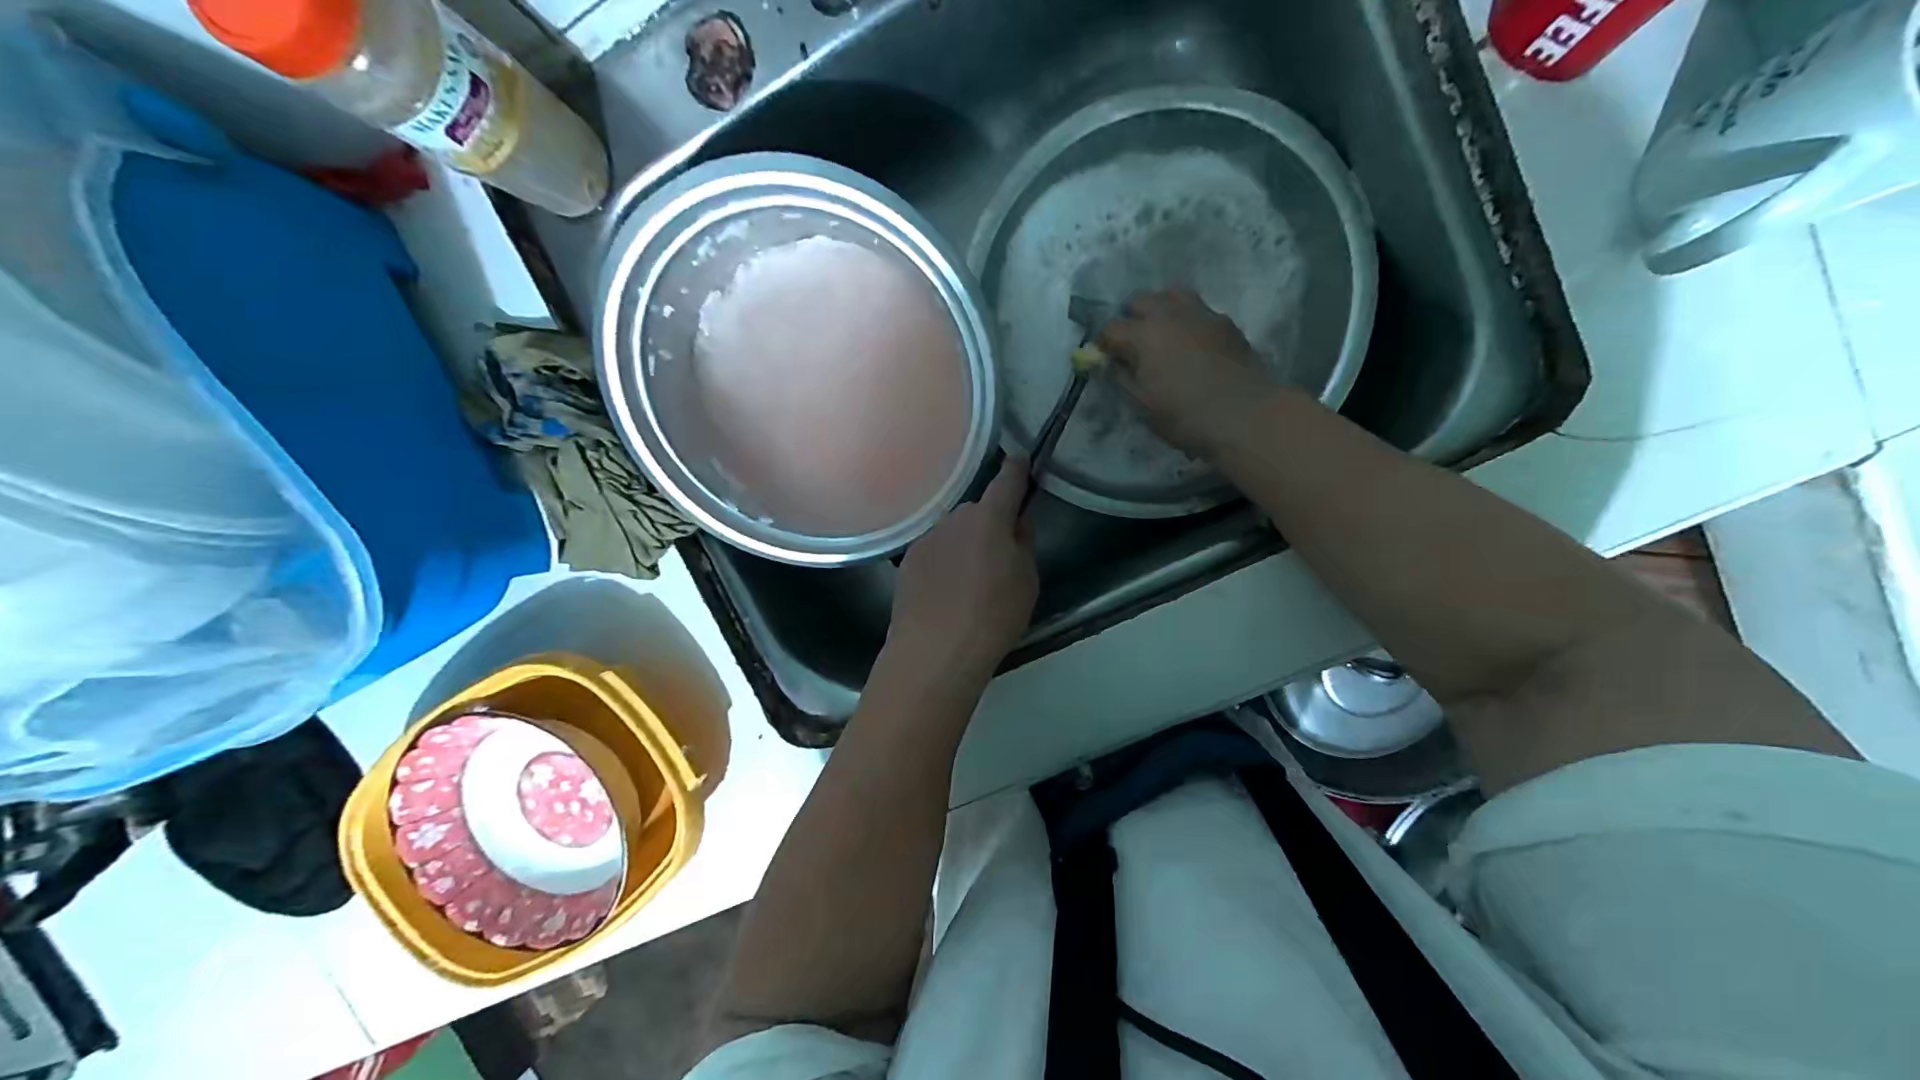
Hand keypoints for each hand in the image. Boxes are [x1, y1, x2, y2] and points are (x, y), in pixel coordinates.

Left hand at [885, 457, 1039, 688]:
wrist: (935, 650)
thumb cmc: (993, 614)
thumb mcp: (1026, 580)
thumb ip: (1023, 543)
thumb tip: (1016, 523)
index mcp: (989, 517)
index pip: (1007, 480)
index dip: (1016, 469)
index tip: (1021, 462)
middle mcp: (954, 519)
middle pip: (978, 511)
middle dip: (989, 523)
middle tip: (1000, 555)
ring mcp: (926, 539)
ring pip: (954, 533)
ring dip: (964, 545)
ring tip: (971, 583)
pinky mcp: (907, 562)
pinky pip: (935, 553)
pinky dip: (944, 563)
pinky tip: (947, 594)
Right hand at [1097, 289, 1280, 455]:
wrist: (1245, 415)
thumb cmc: (1185, 416)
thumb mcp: (1142, 404)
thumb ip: (1123, 378)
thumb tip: (1114, 363)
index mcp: (1144, 335)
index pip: (1112, 330)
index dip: (1103, 345)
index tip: (1104, 359)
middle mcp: (1170, 314)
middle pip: (1141, 301)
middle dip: (1131, 319)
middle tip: (1133, 345)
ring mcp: (1201, 314)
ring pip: (1172, 295)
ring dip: (1161, 309)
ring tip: (1162, 333)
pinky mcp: (1225, 322)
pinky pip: (1198, 310)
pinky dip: (1187, 320)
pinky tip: (1191, 343)